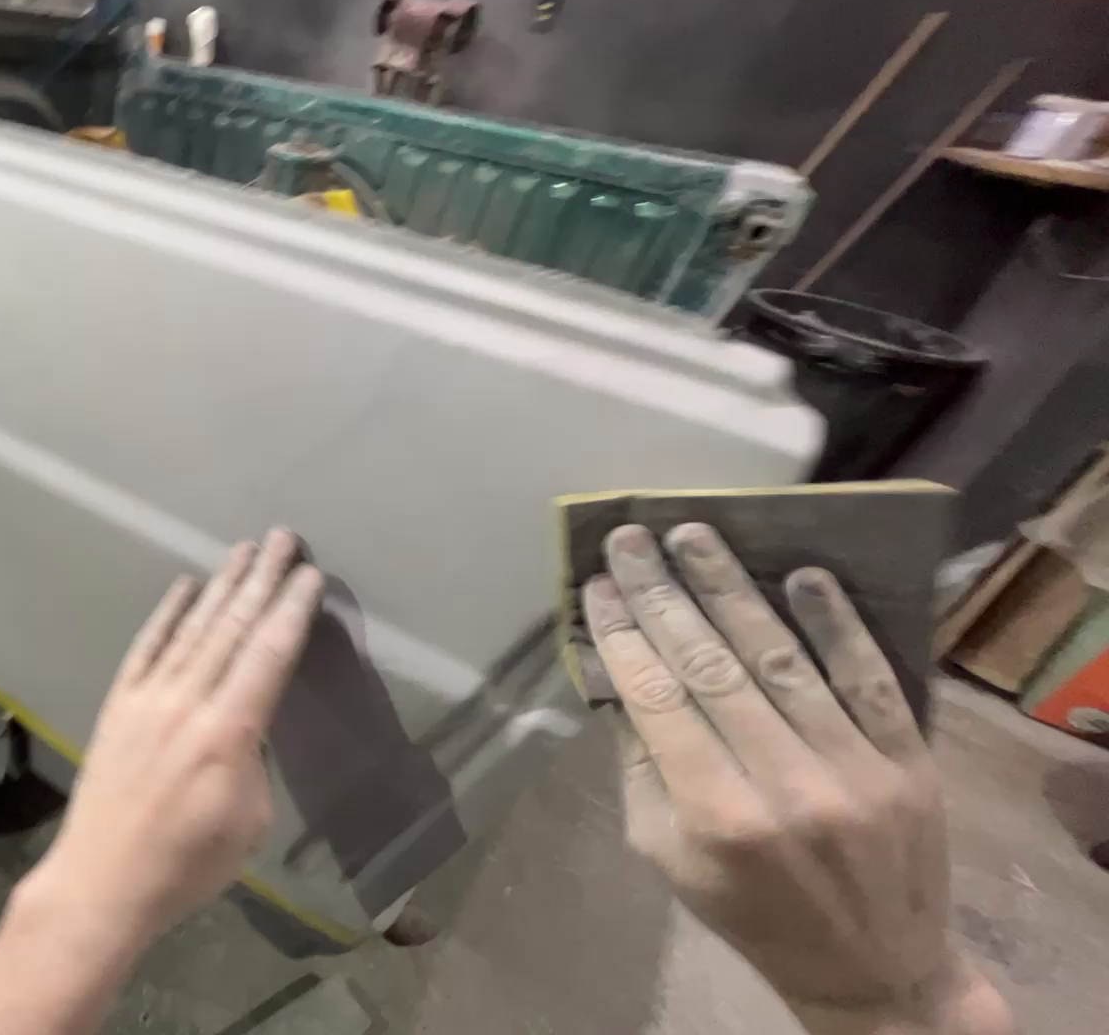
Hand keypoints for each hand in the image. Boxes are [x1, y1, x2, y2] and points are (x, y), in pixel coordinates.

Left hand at [22, 529, 322, 945]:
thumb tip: (249, 719)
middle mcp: (187, 701)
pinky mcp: (119, 702)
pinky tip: (183, 586)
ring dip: (220, 586)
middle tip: (281, 539)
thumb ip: (255, 756)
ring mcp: (147, 697)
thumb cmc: (188, 863)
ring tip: (242, 551)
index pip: (267, 655)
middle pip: (231, 628)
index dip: (290, 610)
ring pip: (192, 628)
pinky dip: (166, 613)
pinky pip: (146, 646)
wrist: (103, 881)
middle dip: (261, 580)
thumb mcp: (250, 821)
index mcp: (227, 733)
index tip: (307, 574)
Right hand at [584, 523, 1013, 1034]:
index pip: (654, 697)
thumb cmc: (741, 907)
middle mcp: (785, 785)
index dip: (620, 633)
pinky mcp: (912, 765)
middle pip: (709, 666)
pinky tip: (804, 575)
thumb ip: (639, 760)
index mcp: (713, 813)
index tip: (596, 585)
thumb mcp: (660, 846)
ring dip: (732, 589)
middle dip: (660, 594)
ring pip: (781, 659)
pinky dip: (837, 625)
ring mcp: (856, 771)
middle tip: (630, 539)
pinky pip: (872, 682)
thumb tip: (615, 674)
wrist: (875, 971)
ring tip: (694, 536)